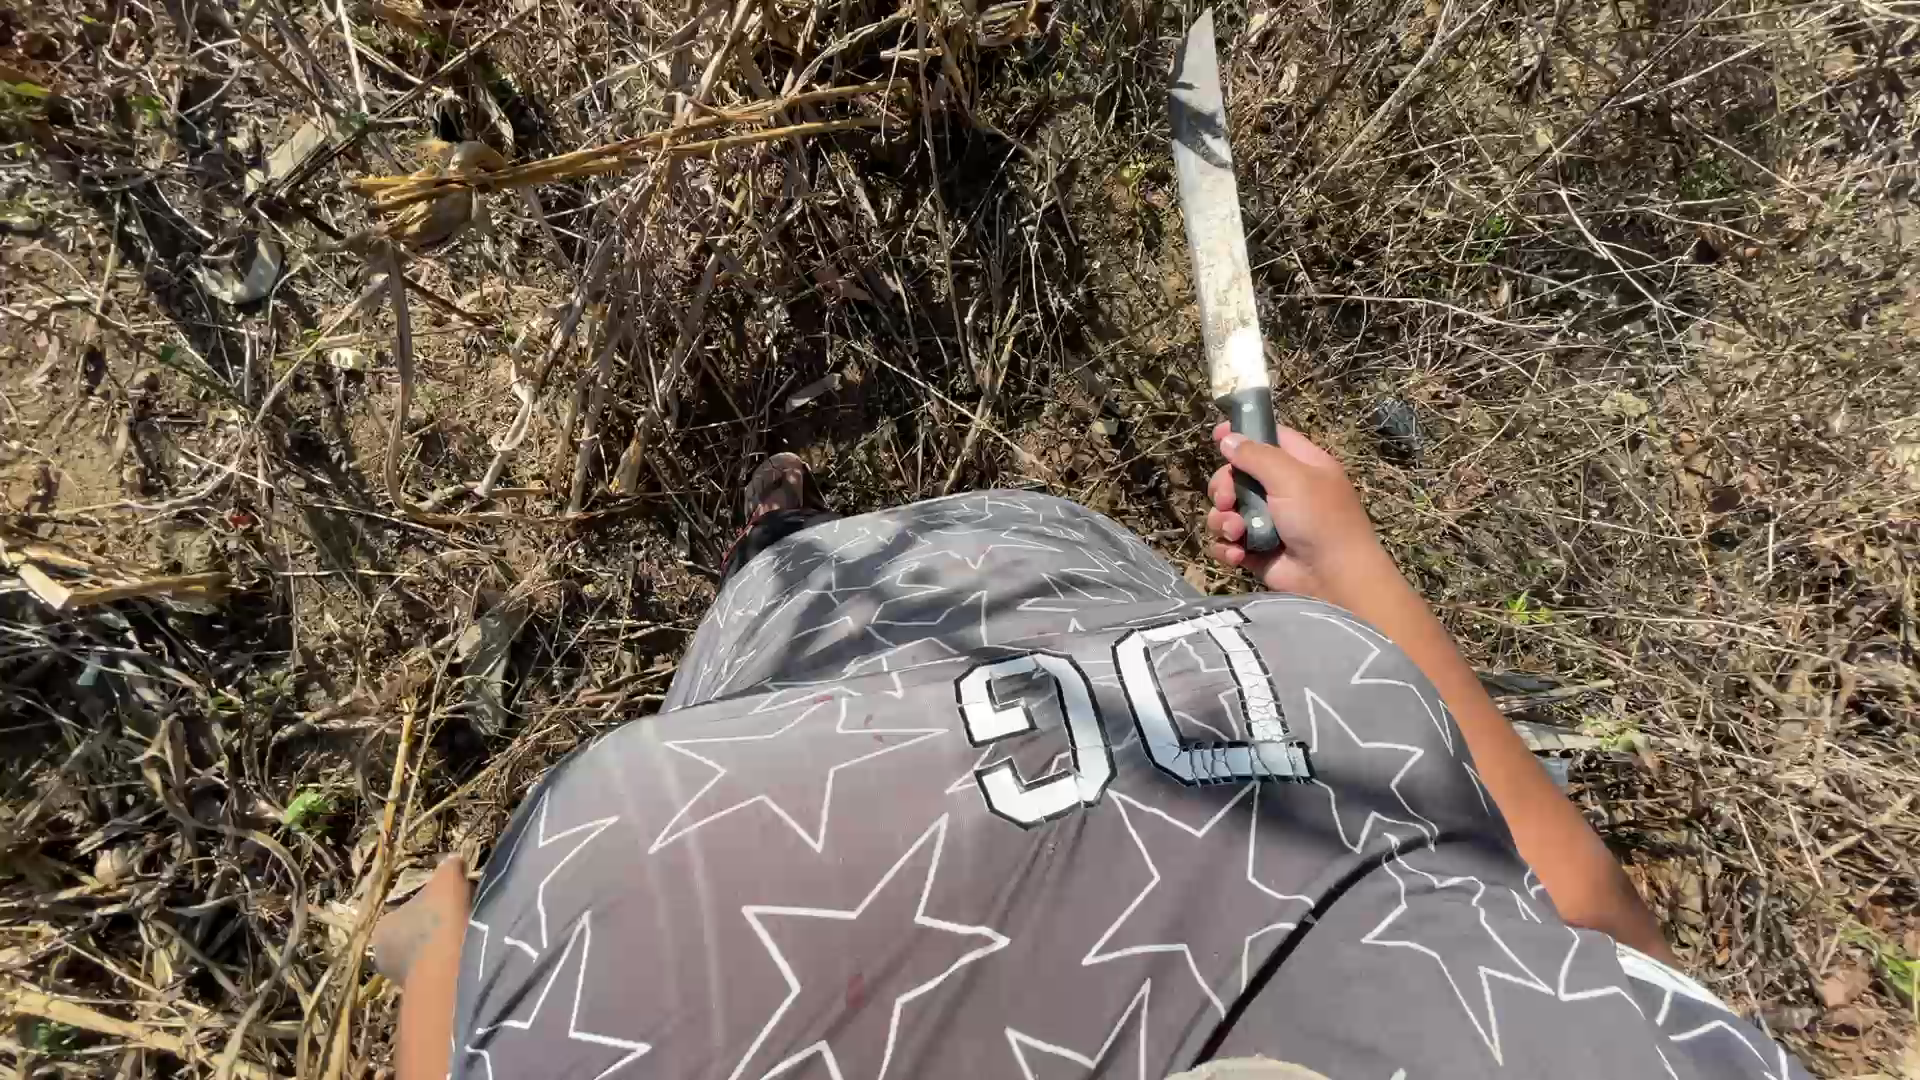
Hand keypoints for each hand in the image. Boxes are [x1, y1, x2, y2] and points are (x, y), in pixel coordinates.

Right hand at [1204, 421, 1394, 605]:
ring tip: (1237, 533)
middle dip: (1224, 488)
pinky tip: (1239, 555)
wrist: (1332, 578)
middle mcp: (1281, 491)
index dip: (1242, 434)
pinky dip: (1228, 547)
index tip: (1217, 435)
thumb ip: (1256, 456)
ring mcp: (1266, 522)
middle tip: (1227, 500)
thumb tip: (1227, 438)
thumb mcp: (1292, 478)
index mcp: (1300, 466)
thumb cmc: (1320, 520)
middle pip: (1236, 477)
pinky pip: (1227, 542)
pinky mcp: (1254, 550)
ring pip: (1226, 511)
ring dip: (1224, 521)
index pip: (1268, 438)